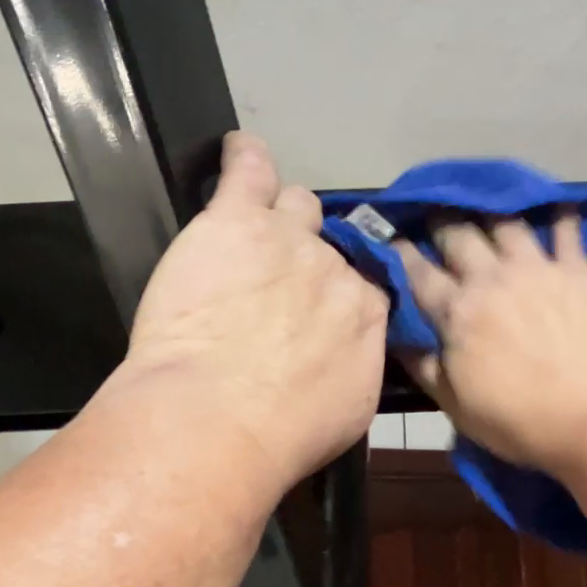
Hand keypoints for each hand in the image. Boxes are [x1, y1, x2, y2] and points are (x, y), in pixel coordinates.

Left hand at [121, 132, 387, 491]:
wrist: (219, 417)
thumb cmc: (285, 433)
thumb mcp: (348, 410)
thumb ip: (357, 366)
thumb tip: (351, 354)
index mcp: (367, 313)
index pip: (363, 284)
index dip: (339, 294)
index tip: (320, 309)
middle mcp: (336, 268)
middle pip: (331, 244)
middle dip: (312, 257)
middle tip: (281, 281)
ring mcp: (288, 238)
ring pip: (297, 204)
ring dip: (283, 213)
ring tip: (260, 222)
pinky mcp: (235, 220)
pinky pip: (247, 170)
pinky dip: (245, 159)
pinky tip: (239, 153)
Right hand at [394, 214, 586, 475]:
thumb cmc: (520, 421)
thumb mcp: (457, 407)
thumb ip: (426, 369)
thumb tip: (400, 342)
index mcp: (456, 313)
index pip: (418, 274)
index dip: (400, 254)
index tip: (391, 240)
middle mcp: (491, 279)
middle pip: (457, 235)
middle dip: (440, 221)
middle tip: (434, 213)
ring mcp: (535, 269)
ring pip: (504, 223)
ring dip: (489, 211)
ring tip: (483, 203)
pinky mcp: (575, 270)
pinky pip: (566, 230)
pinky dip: (559, 213)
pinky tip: (555, 201)